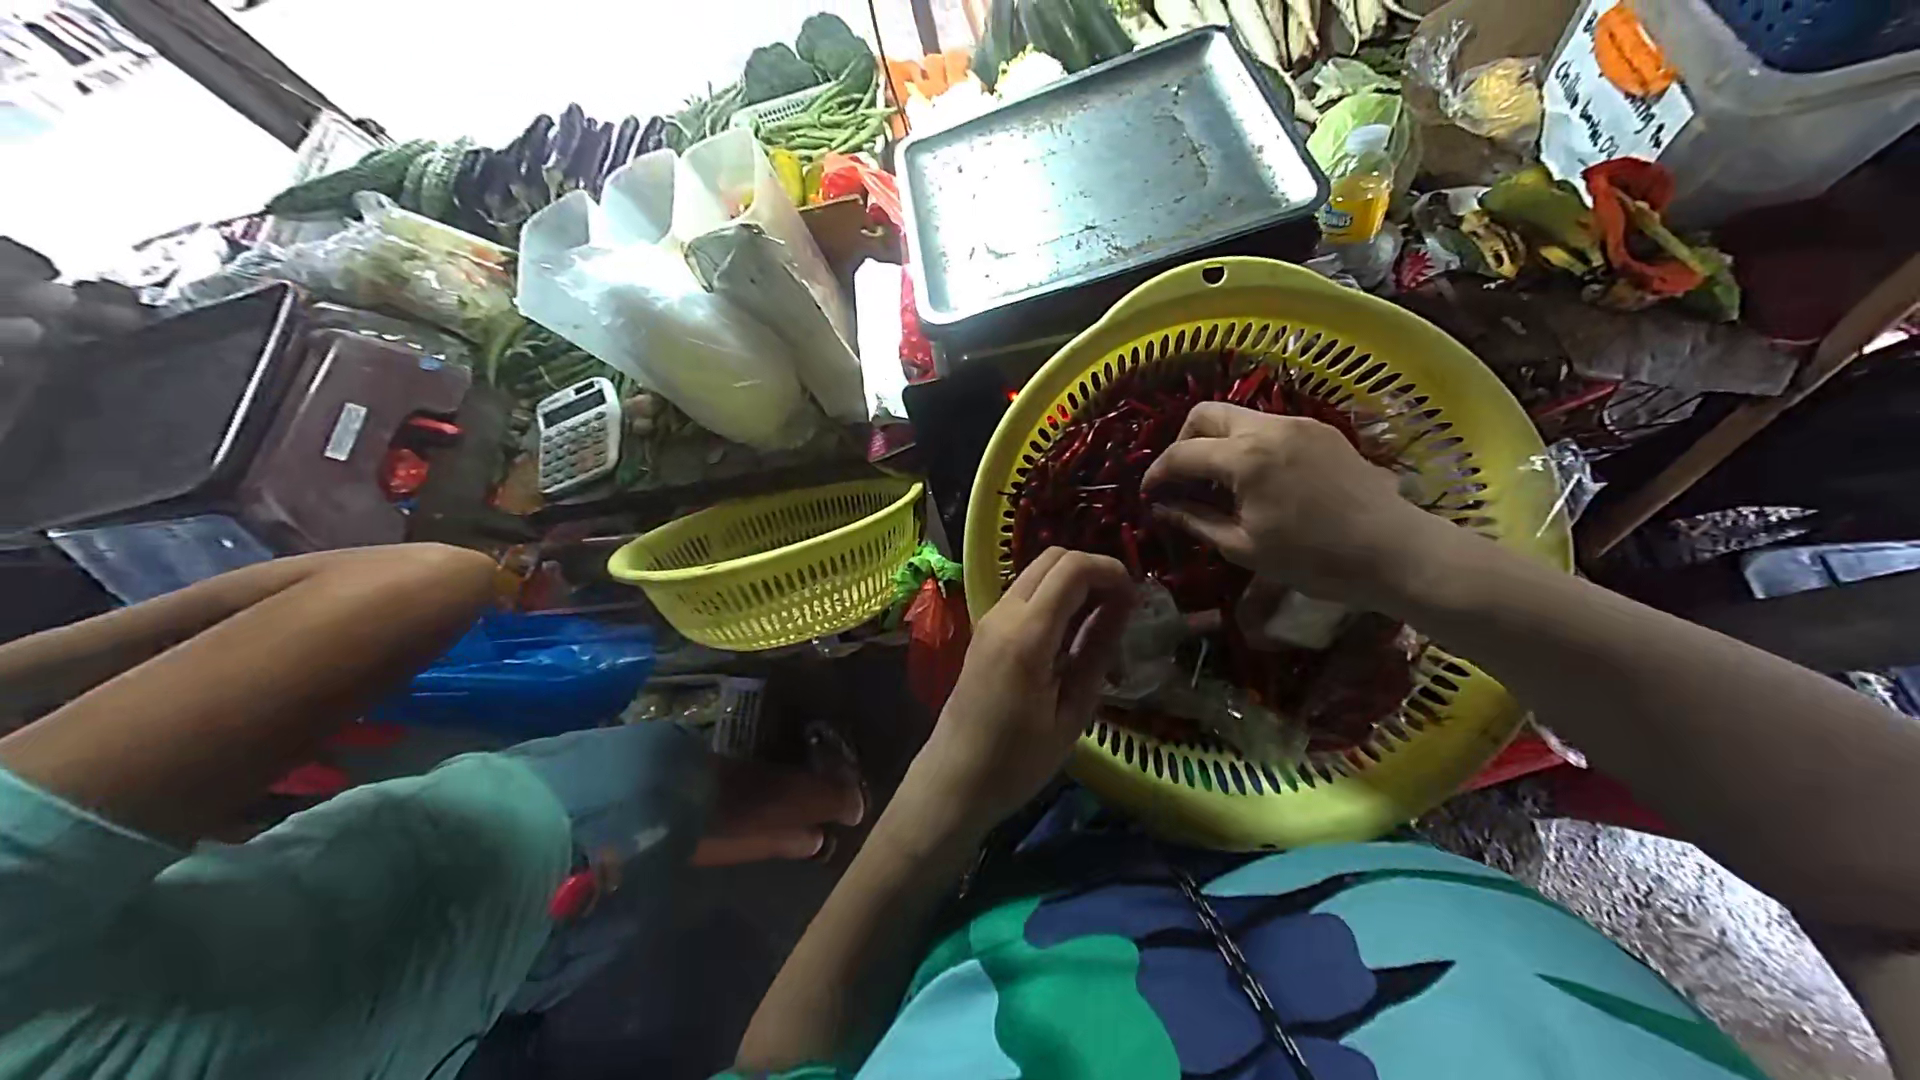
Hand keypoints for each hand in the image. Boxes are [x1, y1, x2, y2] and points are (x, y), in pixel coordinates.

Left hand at [901, 549, 1133, 837]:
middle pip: (1053, 558)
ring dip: (1074, 582)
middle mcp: (1003, 614)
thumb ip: (1096, 651)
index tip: (1136, 600)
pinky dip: (1055, 597)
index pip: (1072, 569)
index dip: (1111, 572)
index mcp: (1027, 634)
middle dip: (1094, 570)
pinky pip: (1025, 595)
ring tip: (1103, 622)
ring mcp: (990, 619)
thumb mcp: (1072, 712)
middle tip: (1122, 607)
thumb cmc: (1018, 760)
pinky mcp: (985, 630)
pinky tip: (1073, 635)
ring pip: (1037, 573)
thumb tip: (1122, 606)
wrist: (954, 778)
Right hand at [1141, 402, 1451, 611]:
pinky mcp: (1321, 431)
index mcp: (1245, 458)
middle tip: (1181, 478)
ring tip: (1217, 482)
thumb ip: (1195, 520)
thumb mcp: (1243, 547)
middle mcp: (1268, 428)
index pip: (1182, 453)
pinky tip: (1255, 479)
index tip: (1148, 495)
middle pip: (1205, 414)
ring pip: (1237, 417)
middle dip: (1183, 442)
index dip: (1157, 474)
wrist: (1395, 552)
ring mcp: (1298, 424)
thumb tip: (1161, 508)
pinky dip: (1247, 445)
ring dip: (1216, 442)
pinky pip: (1268, 427)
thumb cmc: (1314, 559)